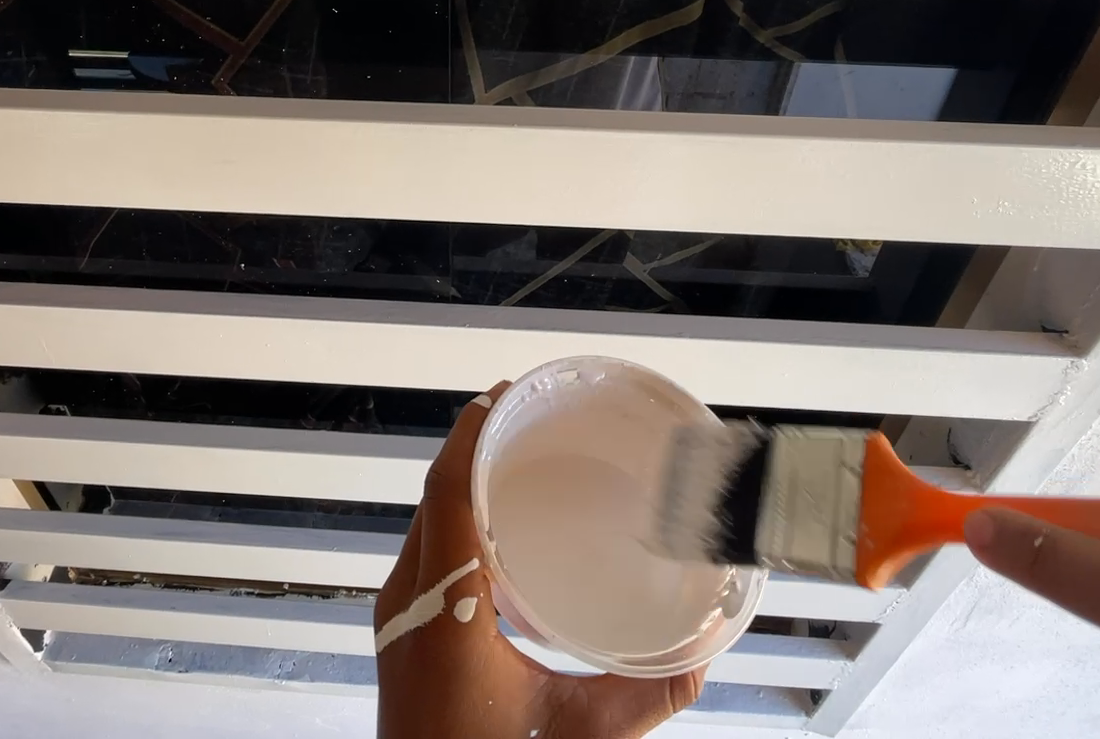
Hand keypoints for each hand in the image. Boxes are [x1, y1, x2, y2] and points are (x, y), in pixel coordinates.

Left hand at [374, 381, 705, 738]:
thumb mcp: (577, 735)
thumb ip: (644, 696)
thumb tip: (701, 653)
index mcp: (444, 612)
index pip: (446, 495)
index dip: (470, 435)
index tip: (503, 395)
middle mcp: (409, 599)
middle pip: (433, 494)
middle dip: (472, 443)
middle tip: (519, 412)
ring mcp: (399, 609)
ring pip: (426, 516)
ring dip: (462, 475)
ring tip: (509, 449)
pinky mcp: (403, 622)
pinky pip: (426, 543)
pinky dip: (455, 511)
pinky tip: (491, 515)